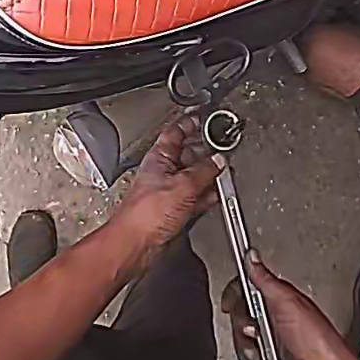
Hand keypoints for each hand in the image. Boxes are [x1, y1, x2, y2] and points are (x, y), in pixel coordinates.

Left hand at [105, 116, 223, 267]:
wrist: (136, 243)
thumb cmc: (146, 214)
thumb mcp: (183, 185)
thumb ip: (203, 171)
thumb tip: (218, 160)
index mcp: (159, 158)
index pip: (176, 131)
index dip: (191, 122)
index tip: (204, 116)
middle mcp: (162, 171)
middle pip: (187, 153)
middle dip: (205, 148)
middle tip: (222, 145)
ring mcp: (168, 190)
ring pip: (192, 175)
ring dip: (207, 173)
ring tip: (223, 169)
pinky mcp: (173, 209)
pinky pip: (193, 196)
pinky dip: (205, 194)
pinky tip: (215, 194)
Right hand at [244, 255, 359, 359]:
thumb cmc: (317, 341)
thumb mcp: (288, 302)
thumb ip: (265, 279)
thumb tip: (251, 256)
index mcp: (280, 298)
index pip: (247, 287)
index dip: (236, 294)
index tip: (230, 303)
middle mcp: (275, 319)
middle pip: (240, 316)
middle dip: (243, 327)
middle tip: (256, 331)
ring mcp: (271, 343)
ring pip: (241, 340)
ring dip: (250, 349)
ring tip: (268, 352)